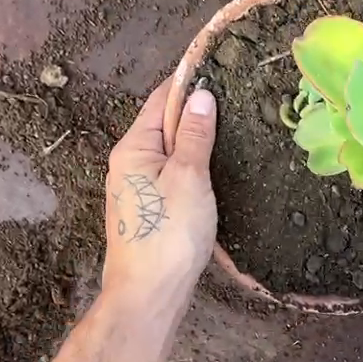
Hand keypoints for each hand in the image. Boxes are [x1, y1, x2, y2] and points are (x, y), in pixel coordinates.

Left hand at [103, 79, 217, 304]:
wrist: (148, 296)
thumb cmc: (168, 234)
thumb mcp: (188, 177)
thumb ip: (193, 134)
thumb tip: (200, 94)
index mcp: (132, 147)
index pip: (160, 100)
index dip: (187, 82)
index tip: (218, 66)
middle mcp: (127, 162)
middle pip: (162, 124)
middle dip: (193, 110)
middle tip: (235, 97)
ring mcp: (135, 188)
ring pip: (168, 151)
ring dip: (193, 139)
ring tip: (231, 128)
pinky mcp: (147, 210)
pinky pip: (170, 174)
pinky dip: (190, 164)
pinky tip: (213, 168)